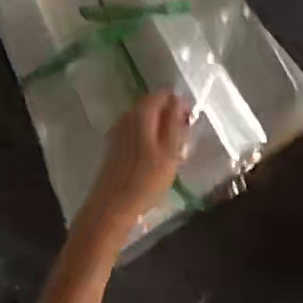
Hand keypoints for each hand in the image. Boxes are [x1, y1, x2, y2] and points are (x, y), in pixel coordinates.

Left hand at [82, 91, 191, 238]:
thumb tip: (179, 99)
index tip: (190, 119)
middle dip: (169, 113)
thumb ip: (175, 121)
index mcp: (141, 114)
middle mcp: (127, 117)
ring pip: (143, 119)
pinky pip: (136, 131)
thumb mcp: (170, 150)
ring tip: (173, 146)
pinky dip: (149, 136)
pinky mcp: (114, 146)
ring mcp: (118, 132)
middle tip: (184, 133)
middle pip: (151, 105)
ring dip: (159, 126)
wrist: (112, 207)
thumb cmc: (147, 179)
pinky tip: (156, 155)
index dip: (178, 103)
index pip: (162, 95)